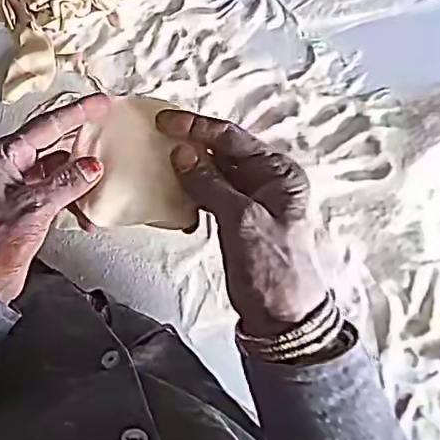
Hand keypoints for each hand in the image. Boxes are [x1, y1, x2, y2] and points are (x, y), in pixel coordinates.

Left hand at [0, 94, 110, 300]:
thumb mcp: (34, 207)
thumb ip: (65, 183)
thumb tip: (91, 165)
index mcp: (6, 156)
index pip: (48, 124)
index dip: (78, 112)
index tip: (101, 103)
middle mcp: (12, 165)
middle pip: (54, 140)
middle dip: (82, 136)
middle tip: (106, 123)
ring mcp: (22, 184)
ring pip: (61, 166)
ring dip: (82, 176)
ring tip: (103, 177)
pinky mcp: (31, 203)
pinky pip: (61, 189)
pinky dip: (76, 198)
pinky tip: (87, 213)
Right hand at [155, 110, 326, 336]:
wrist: (281, 317)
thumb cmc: (275, 269)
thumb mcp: (242, 220)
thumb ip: (211, 184)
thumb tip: (181, 154)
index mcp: (278, 173)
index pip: (233, 138)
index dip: (197, 127)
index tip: (167, 122)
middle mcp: (266, 180)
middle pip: (222, 150)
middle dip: (191, 141)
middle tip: (158, 134)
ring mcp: (249, 198)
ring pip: (212, 170)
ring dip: (188, 164)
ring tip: (159, 155)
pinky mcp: (234, 216)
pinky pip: (208, 191)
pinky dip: (190, 187)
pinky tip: (172, 184)